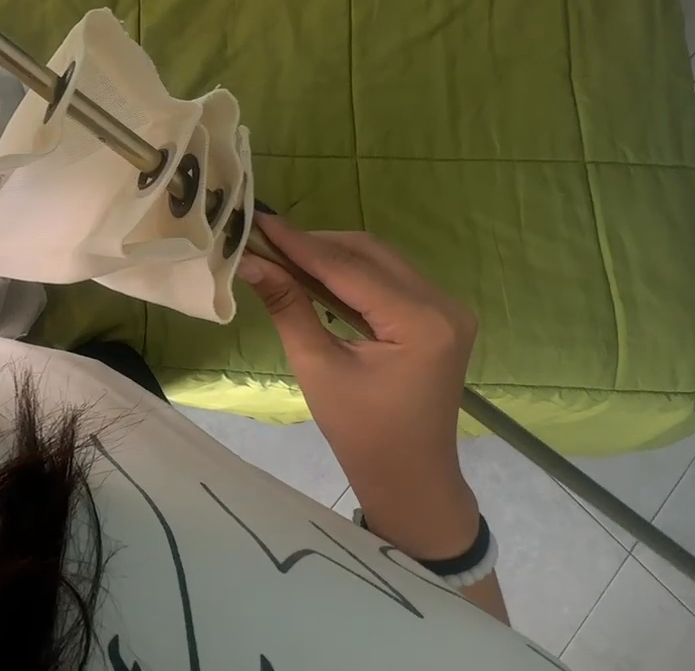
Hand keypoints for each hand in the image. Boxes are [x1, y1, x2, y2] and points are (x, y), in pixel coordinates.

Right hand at [239, 212, 480, 560]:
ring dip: (329, 253)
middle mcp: (443, 305)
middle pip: (368, 252)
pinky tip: (312, 273)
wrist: (409, 475)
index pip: (348, 268)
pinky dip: (347, 270)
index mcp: (420, 322)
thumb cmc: (360, 430)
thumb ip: (287, 305)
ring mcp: (446, 308)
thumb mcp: (316, 365)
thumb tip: (249, 261)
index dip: (298, 243)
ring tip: (281, 253)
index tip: (258, 220)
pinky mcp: (437, 314)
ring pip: (377, 258)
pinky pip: (386, 276)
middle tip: (264, 239)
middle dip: (314, 243)